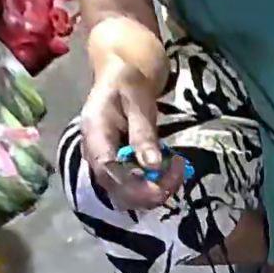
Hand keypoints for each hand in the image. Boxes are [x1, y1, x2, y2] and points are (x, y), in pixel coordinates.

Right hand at [80, 58, 184, 210]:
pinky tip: (170, 171)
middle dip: (151, 192)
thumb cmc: (127, 80)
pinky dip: (156, 187)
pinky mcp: (119, 172)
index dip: (135, 187)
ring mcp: (107, 167)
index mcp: (95, 134)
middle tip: (178, 171)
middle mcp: (96, 157)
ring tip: (177, 169)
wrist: (121, 75)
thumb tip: (152, 165)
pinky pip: (136, 190)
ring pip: (129, 197)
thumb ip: (143, 131)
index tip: (162, 186)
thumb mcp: (138, 97)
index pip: (108, 173)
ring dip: (156, 192)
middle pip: (119, 192)